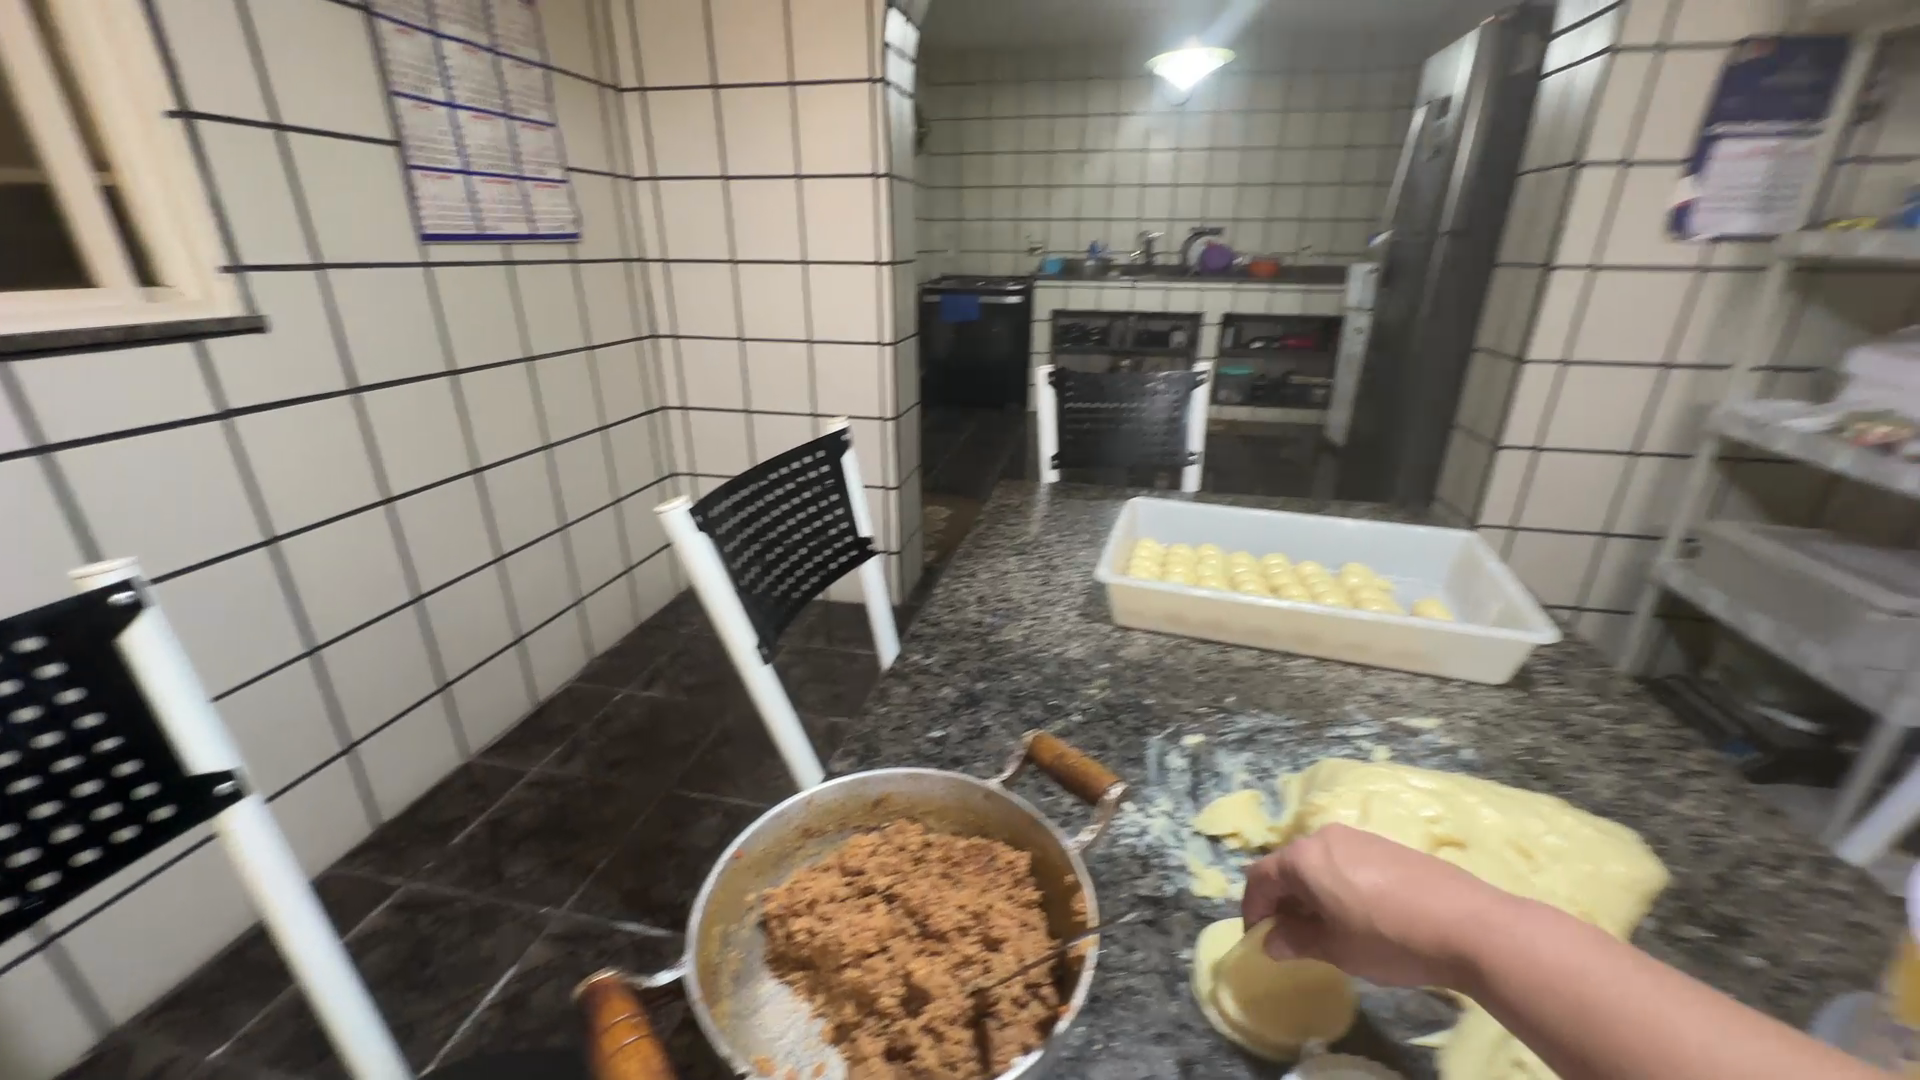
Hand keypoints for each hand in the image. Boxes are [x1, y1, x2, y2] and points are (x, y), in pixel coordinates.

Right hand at [1240, 823, 1518, 989]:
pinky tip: (1359, 914)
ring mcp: (1356, 837)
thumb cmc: (1389, 939)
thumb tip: (1272, 941)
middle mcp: (1322, 838)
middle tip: (1290, 936)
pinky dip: (1336, 884)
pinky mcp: (1385, 845)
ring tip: (1326, 927)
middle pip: (1287, 866)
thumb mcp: (1336, 950)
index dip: (1252, 909)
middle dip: (1282, 900)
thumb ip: (1296, 941)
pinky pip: (1344, 861)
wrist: (1470, 925)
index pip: (1259, 878)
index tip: (1258, 938)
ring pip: (1317, 863)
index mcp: (1302, 859)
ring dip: (1310, 892)